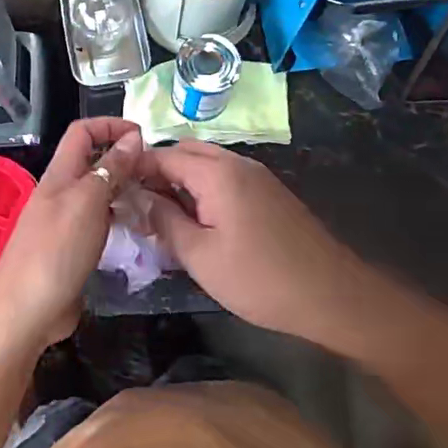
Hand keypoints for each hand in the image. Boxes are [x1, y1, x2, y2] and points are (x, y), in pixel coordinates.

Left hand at [0, 117, 143, 352]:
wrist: (25, 311)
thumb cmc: (56, 251)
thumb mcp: (86, 202)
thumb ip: (109, 169)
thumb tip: (132, 138)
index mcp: (59, 174)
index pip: (82, 132)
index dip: (110, 124)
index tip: (143, 135)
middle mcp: (61, 193)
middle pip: (92, 160)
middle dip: (123, 156)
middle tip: (158, 170)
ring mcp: (65, 222)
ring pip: (98, 192)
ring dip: (124, 187)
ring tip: (155, 195)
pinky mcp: (72, 249)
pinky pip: (99, 221)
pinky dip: (119, 217)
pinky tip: (138, 228)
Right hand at [136, 140, 400, 351]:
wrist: (331, 295)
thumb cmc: (259, 279)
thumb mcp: (200, 255)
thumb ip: (163, 220)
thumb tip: (136, 196)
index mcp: (217, 173)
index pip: (163, 154)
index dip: (136, 171)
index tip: (117, 196)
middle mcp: (238, 164)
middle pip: (186, 152)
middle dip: (159, 173)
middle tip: (140, 208)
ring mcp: (258, 177)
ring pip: (207, 165)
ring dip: (182, 182)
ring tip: (165, 218)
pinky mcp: (270, 193)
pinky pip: (227, 179)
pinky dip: (205, 191)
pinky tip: (198, 223)